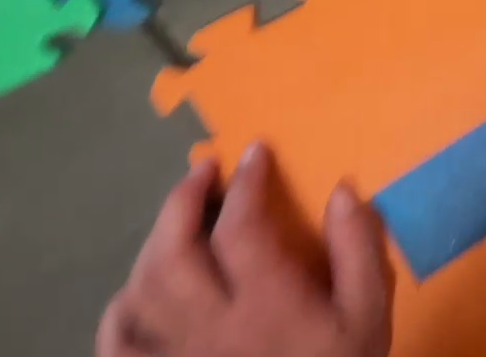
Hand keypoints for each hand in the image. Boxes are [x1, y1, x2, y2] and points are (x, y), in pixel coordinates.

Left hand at [98, 142, 394, 356]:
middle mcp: (209, 327)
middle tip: (205, 168)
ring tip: (178, 215)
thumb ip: (359, 248)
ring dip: (153, 243)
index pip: (241, 228)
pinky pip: (116, 346)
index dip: (245, 182)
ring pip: (138, 293)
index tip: (255, 149)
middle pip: (171, 255)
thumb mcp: (369, 308)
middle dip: (183, 201)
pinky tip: (137, 286)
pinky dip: (121, 307)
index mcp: (266, 302)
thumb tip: (341, 191)